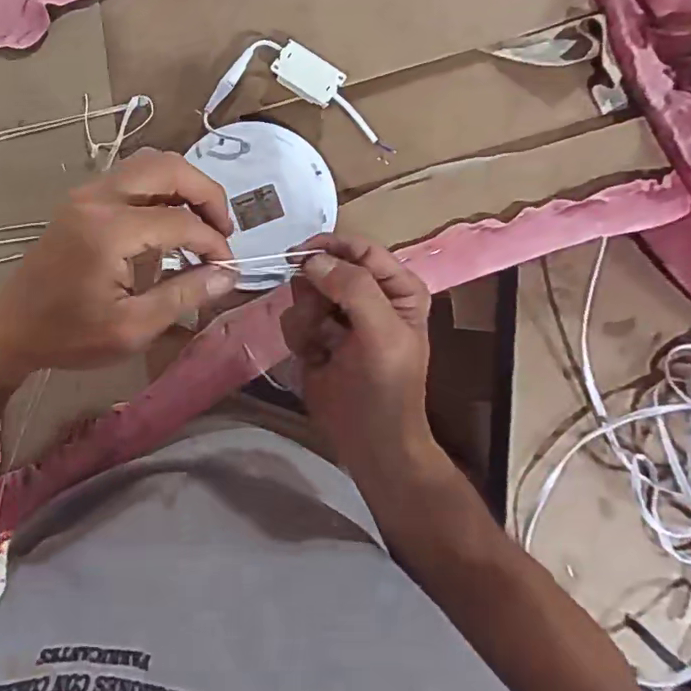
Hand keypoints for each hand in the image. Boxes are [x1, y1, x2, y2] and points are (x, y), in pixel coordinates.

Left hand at [0, 150, 237, 385]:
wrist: (12, 330)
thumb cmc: (70, 336)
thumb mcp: (133, 327)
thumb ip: (183, 295)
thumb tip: (228, 274)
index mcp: (109, 230)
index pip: (181, 220)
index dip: (213, 242)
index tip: (227, 268)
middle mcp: (98, 198)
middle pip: (168, 167)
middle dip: (206, 193)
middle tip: (222, 230)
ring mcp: (86, 194)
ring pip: (149, 165)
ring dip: (183, 187)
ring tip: (201, 225)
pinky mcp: (81, 201)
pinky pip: (132, 178)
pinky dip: (161, 191)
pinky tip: (170, 225)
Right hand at [280, 234, 432, 469]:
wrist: (369, 442)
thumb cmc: (386, 387)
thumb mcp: (382, 333)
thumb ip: (354, 288)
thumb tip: (312, 260)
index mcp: (397, 287)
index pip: (361, 249)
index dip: (330, 248)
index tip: (299, 257)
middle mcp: (367, 295)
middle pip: (325, 267)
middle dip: (315, 291)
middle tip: (318, 318)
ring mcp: (338, 316)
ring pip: (303, 292)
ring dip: (305, 318)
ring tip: (320, 345)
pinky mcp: (315, 336)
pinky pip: (293, 318)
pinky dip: (299, 338)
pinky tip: (313, 359)